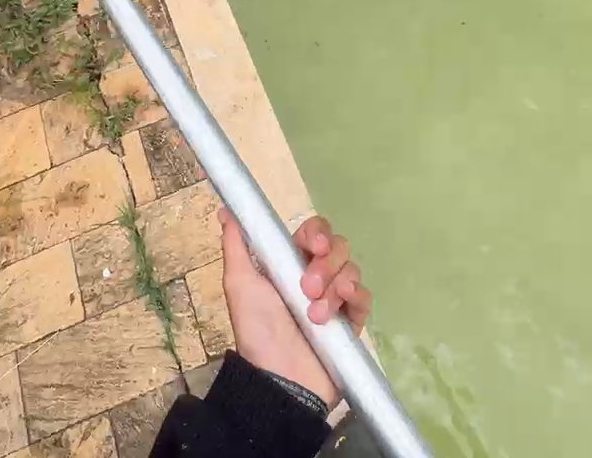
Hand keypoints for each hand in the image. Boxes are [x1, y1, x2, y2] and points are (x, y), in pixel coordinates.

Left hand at [218, 208, 373, 406]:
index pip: (315, 232)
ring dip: (335, 287)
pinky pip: (364, 298)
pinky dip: (356, 297)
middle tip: (308, 286)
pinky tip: (344, 305)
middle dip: (326, 263)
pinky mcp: (351, 322)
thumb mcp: (239, 284)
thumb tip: (226, 211)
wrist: (278, 380)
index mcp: (292, 262)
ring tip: (315, 314)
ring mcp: (336, 298)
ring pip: (351, 270)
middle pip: (338, 247)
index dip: (318, 232)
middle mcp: (317, 274)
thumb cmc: (257, 329)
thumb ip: (236, 245)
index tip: (313, 244)